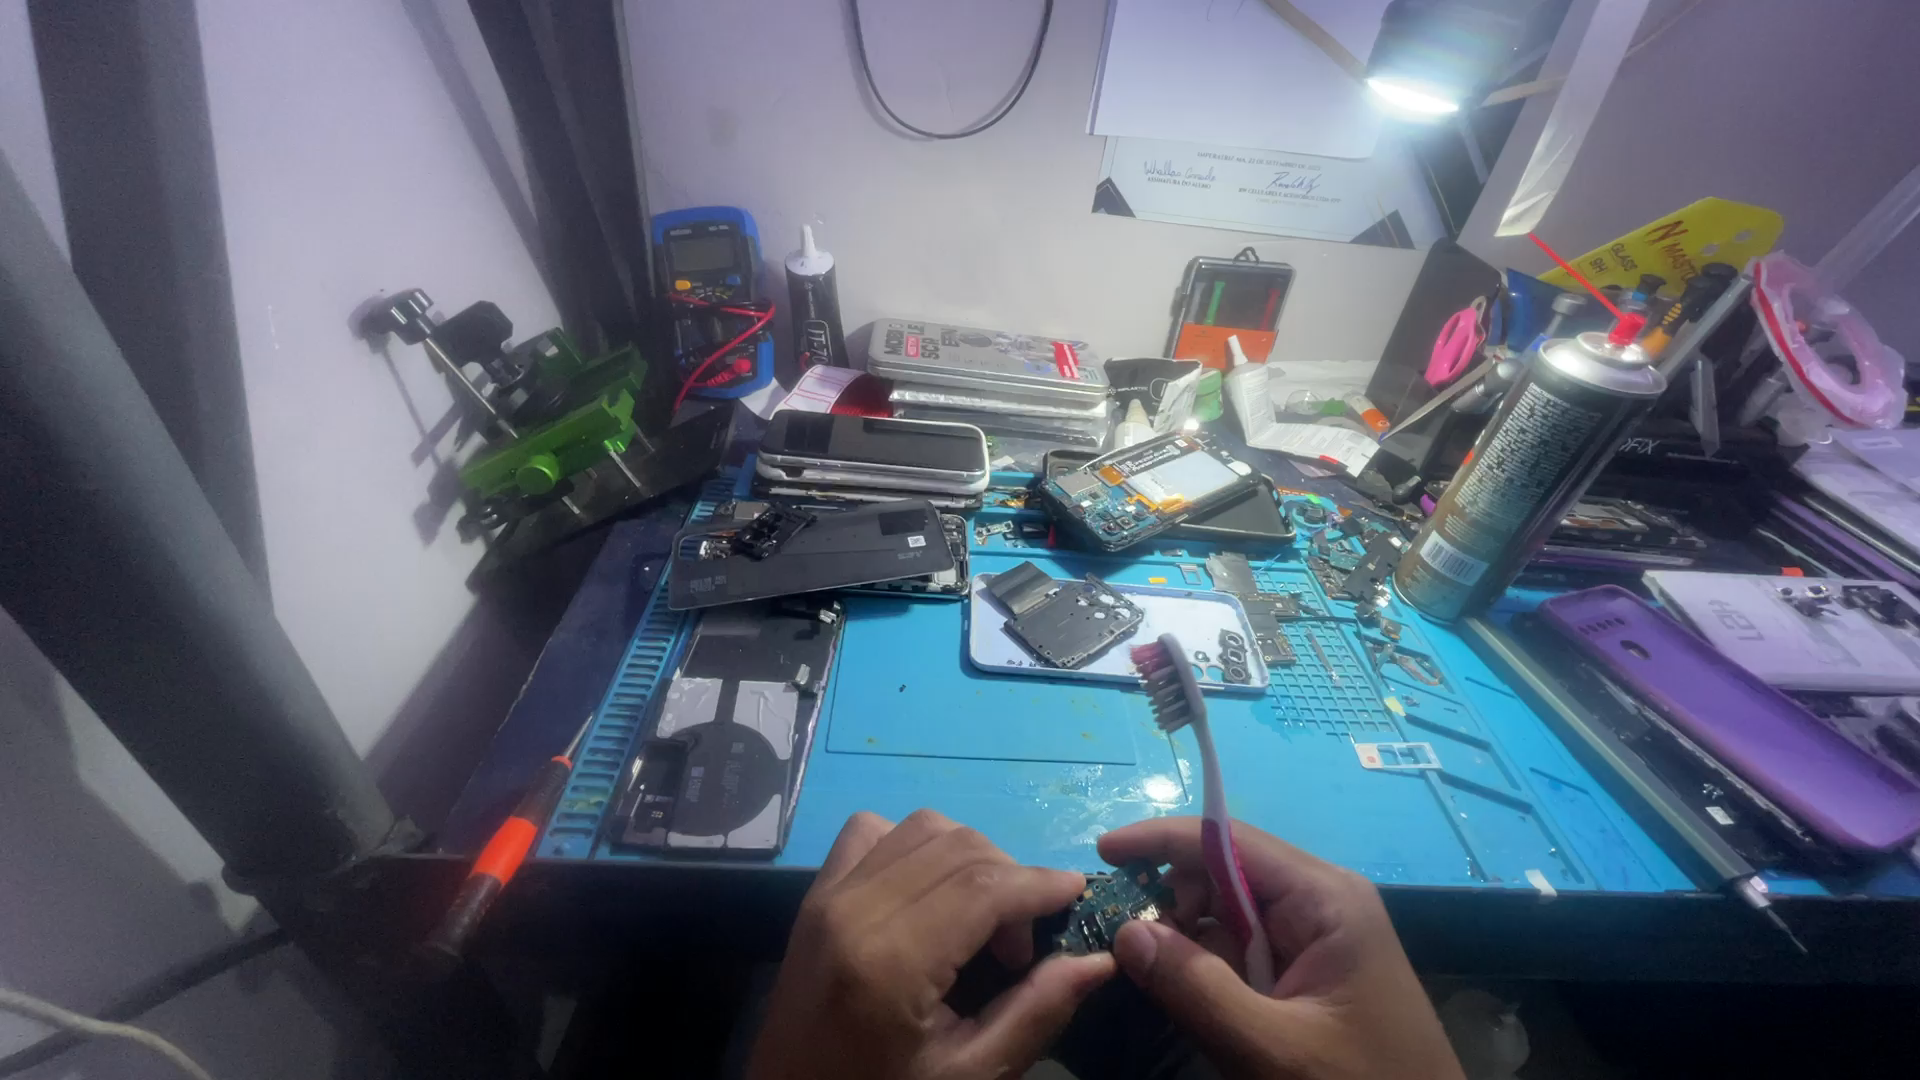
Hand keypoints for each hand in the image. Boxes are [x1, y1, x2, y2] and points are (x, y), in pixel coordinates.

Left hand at [748, 810, 1114, 1079]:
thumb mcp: (967, 1078)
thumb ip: (1035, 1012)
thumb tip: (1100, 959)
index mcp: (889, 961)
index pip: (983, 886)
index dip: (1039, 882)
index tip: (1076, 892)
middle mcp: (855, 907)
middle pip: (958, 846)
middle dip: (1011, 876)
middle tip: (1024, 939)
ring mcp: (828, 893)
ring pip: (921, 826)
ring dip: (968, 855)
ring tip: (980, 915)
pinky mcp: (814, 892)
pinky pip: (873, 830)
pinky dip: (914, 844)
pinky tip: (927, 890)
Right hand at [1099, 817, 1462, 1079]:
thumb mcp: (1276, 1052)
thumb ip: (1198, 989)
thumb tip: (1125, 931)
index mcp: (1323, 897)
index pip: (1226, 839)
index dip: (1162, 838)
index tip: (1104, 853)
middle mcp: (1318, 900)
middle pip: (1222, 871)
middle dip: (1174, 898)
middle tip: (1137, 944)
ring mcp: (1315, 935)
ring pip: (1225, 910)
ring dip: (1188, 938)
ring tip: (1168, 981)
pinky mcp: (1308, 968)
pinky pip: (1241, 946)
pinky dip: (1208, 964)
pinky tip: (1198, 998)